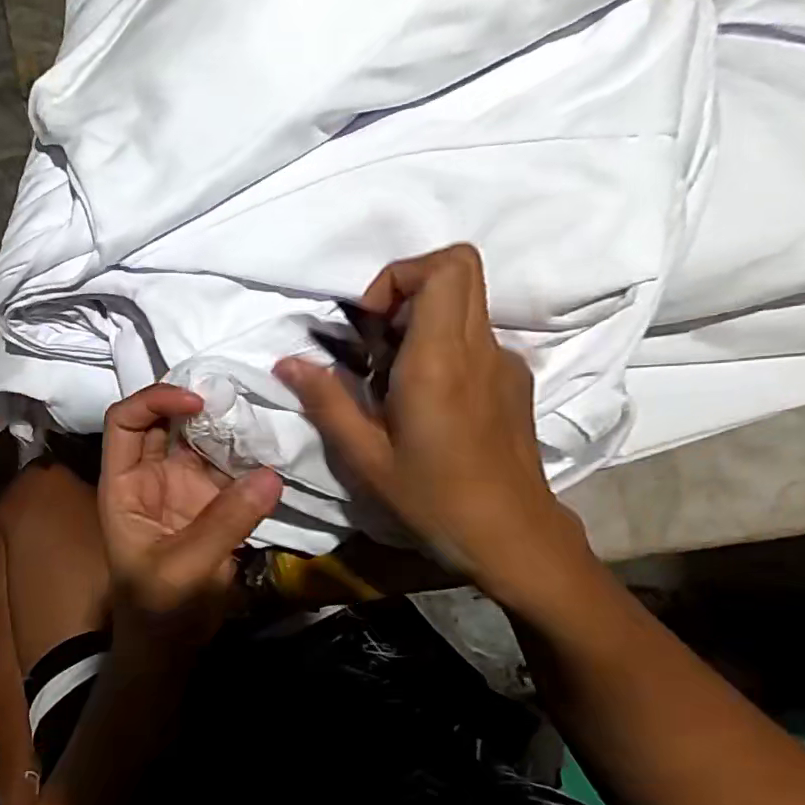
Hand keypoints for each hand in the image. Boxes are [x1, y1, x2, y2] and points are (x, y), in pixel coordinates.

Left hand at [98, 384, 283, 654]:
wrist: (172, 645)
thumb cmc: (158, 609)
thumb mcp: (183, 569)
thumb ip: (225, 523)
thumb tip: (272, 475)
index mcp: (125, 485)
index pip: (126, 422)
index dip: (155, 401)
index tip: (198, 401)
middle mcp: (152, 475)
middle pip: (167, 421)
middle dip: (198, 403)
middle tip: (239, 396)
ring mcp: (185, 485)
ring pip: (202, 439)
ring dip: (228, 425)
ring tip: (261, 414)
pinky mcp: (214, 500)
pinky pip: (231, 465)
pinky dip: (249, 453)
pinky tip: (271, 444)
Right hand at [274, 245, 579, 575]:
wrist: (512, 537)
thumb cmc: (434, 500)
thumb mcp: (366, 458)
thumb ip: (326, 401)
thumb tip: (287, 362)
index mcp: (441, 360)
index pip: (443, 268)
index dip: (399, 276)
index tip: (370, 323)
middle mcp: (480, 348)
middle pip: (461, 266)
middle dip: (411, 284)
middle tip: (380, 336)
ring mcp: (506, 362)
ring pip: (468, 304)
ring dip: (427, 320)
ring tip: (399, 379)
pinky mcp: (517, 381)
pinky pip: (478, 340)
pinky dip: (448, 348)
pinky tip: (433, 404)